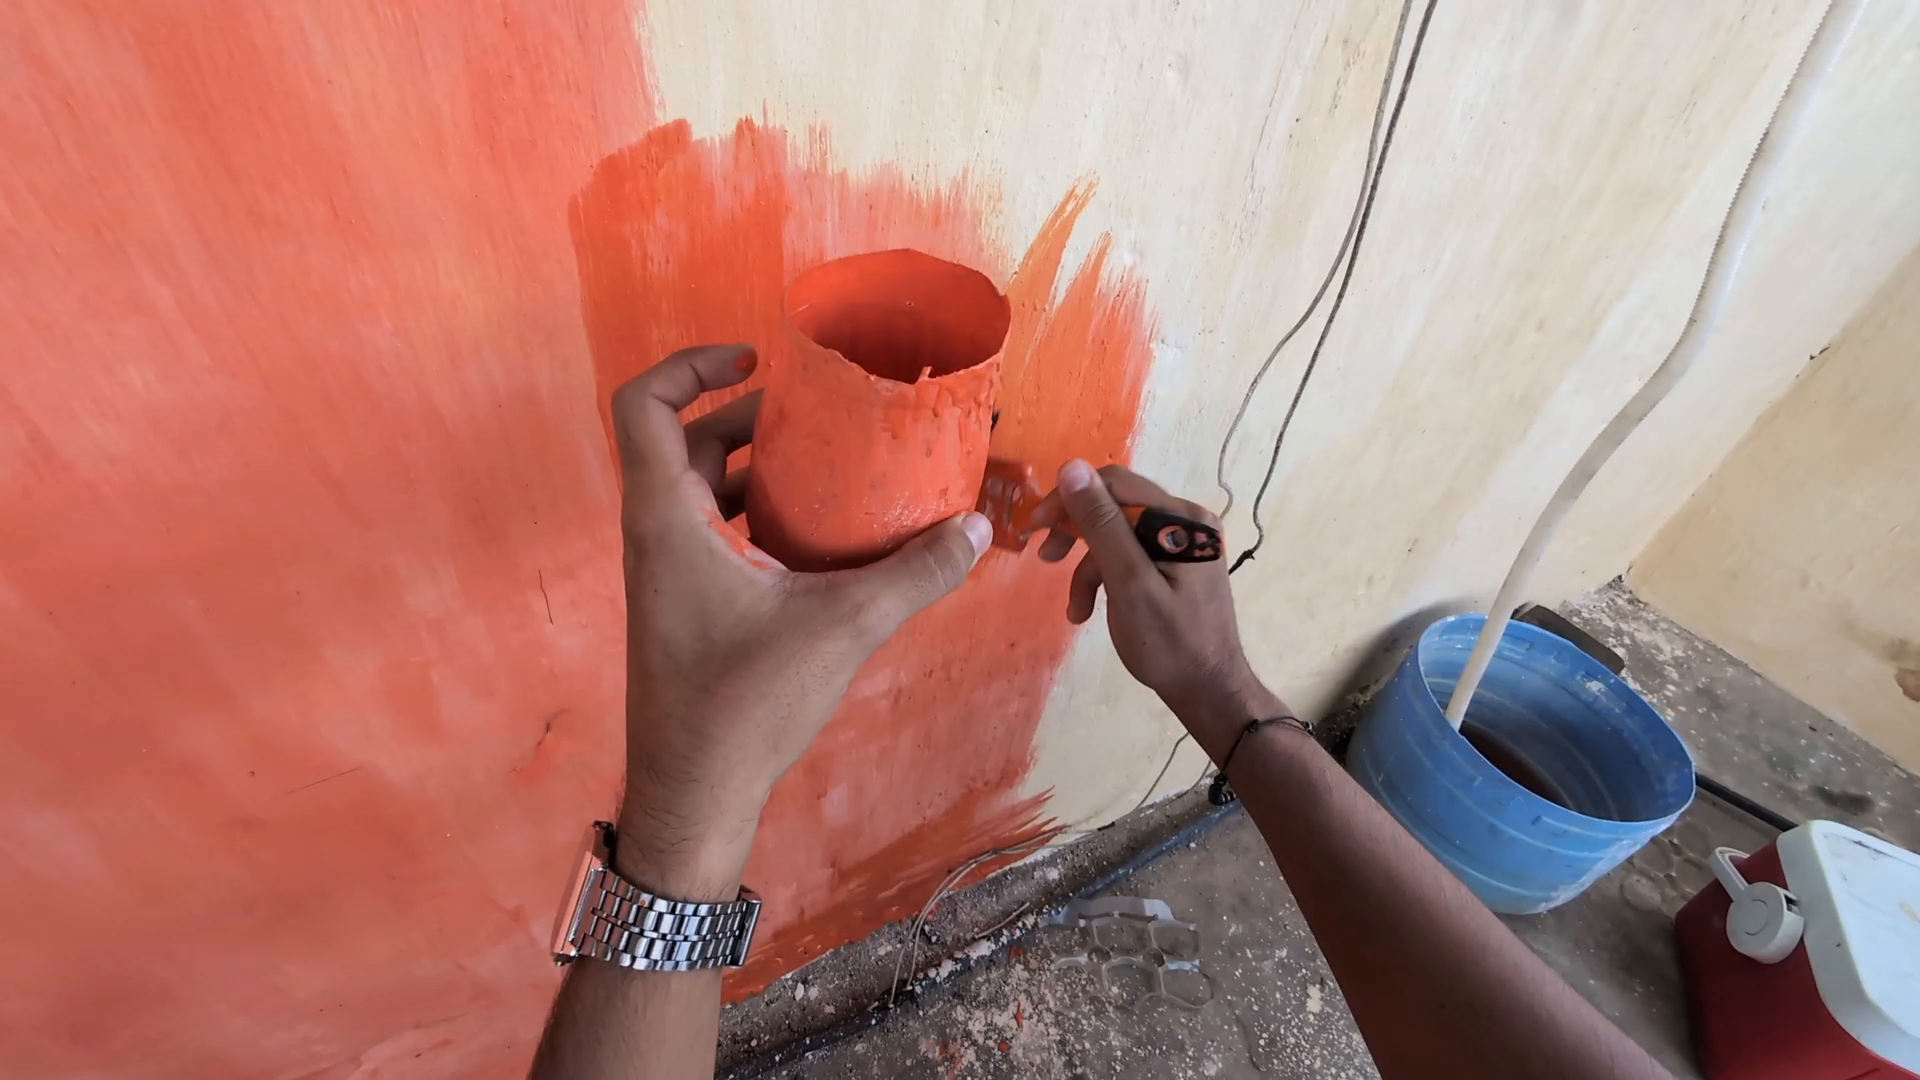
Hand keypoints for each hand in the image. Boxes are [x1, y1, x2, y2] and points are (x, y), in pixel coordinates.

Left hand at [611, 345, 993, 896]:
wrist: (695, 794)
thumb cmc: (747, 703)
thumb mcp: (843, 627)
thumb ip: (915, 575)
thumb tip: (977, 529)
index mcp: (669, 521)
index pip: (643, 407)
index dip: (689, 366)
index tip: (755, 363)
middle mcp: (658, 536)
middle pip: (683, 443)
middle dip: (748, 418)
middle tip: (816, 418)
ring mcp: (670, 573)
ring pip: (701, 490)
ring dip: (755, 467)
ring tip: (825, 466)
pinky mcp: (689, 604)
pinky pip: (715, 531)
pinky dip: (757, 513)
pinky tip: (815, 536)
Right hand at [1029, 460, 1286, 760]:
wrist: (1209, 691)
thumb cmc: (1169, 643)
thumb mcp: (1128, 583)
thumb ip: (1101, 524)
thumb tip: (1072, 467)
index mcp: (1180, 519)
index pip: (1114, 483)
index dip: (1070, 497)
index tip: (1037, 525)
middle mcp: (1185, 520)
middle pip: (1116, 505)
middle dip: (1076, 531)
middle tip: (1044, 555)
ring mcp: (1183, 542)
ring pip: (1118, 534)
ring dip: (1088, 566)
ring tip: (1074, 608)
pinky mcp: (1176, 563)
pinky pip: (1130, 554)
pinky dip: (1106, 578)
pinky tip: (1090, 609)